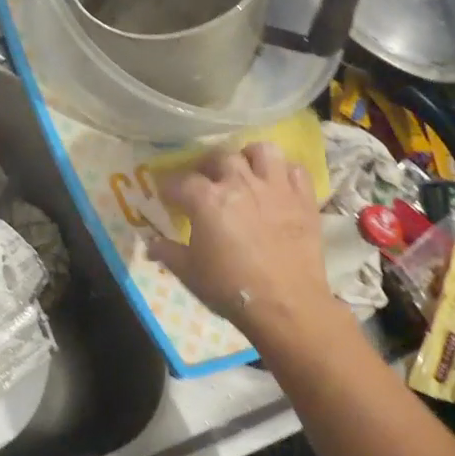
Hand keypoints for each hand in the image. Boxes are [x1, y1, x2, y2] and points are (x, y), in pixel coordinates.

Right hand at [148, 142, 332, 341]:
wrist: (286, 305)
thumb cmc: (229, 288)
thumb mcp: (188, 272)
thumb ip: (167, 252)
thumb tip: (151, 244)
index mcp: (207, 200)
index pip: (181, 181)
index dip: (170, 187)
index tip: (167, 196)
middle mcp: (240, 183)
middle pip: (220, 157)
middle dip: (207, 166)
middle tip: (204, 181)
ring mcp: (275, 188)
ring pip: (262, 151)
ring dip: (249, 157)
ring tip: (244, 171)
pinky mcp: (304, 199)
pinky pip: (295, 169)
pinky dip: (283, 172)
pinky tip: (276, 185)